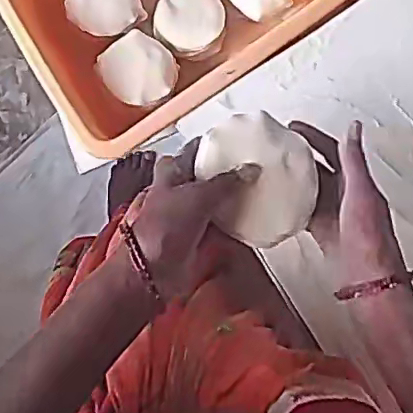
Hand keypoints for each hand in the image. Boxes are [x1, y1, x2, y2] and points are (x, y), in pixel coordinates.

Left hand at [122, 140, 257, 296]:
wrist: (155, 271)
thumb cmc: (165, 224)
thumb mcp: (198, 195)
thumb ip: (226, 182)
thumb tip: (251, 170)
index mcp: (171, 173)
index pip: (192, 151)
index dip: (208, 145)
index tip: (230, 141)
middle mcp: (179, 192)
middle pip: (205, 177)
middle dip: (225, 174)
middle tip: (250, 166)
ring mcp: (189, 215)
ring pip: (215, 201)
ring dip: (232, 199)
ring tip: (257, 189)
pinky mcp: (199, 237)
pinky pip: (222, 226)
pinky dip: (235, 223)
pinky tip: (252, 218)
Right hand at [292, 120, 408, 287]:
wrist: (369, 284)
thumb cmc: (370, 239)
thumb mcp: (360, 192)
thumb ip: (353, 160)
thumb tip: (354, 127)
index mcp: (357, 182)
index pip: (333, 150)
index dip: (314, 137)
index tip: (293, 127)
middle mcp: (347, 195)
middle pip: (320, 167)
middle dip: (300, 154)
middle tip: (278, 145)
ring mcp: (335, 214)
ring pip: (311, 188)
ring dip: (295, 178)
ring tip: (274, 167)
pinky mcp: (325, 232)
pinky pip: (305, 212)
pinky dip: (293, 204)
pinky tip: (280, 200)